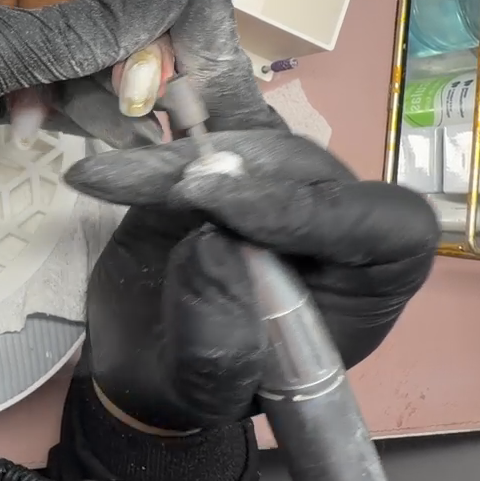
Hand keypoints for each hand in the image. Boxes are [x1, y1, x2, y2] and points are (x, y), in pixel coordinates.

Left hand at [0, 0, 188, 216]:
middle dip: (117, 50)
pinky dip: (61, 111)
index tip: (176, 34)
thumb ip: (65, 29)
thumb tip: (161, 1)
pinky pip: (35, 96)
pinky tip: (83, 126)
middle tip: (156, 90)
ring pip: (58, 60)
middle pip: (72, 14)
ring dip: (92, 87)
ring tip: (126, 117)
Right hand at [63, 0, 438, 430]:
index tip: (215, 206)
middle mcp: (327, 222)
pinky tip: (135, 93)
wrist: (138, 361)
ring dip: (174, 145)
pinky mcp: (214, 168)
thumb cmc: (188, 384)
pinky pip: (203, 123)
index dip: (306, 207)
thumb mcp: (205, 387)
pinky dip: (167, 111)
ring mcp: (268, 186)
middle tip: (160, 187)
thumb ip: (218, 339)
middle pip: (298, 168)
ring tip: (104, 176)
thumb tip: (212, 242)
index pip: (375, 226)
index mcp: (363, 281)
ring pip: (240, 139)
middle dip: (224, 172)